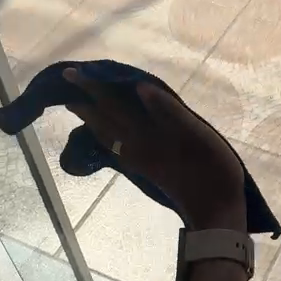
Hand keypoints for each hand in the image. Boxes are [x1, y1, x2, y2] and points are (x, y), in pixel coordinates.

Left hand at [63, 69, 247, 231]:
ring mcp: (140, 157)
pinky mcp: (146, 167)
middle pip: (105, 118)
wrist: (213, 206)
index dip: (95, 88)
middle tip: (67, 81)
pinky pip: (116, 147)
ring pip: (107, 134)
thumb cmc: (211, 166)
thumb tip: (140, 86)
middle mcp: (138, 143)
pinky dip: (105, 136)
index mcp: (148, 132)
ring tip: (77, 105)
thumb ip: (168, 110)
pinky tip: (105, 134)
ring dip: (91, 117)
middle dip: (86, 100)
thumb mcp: (196, 133)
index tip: (72, 73)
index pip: (114, 105)